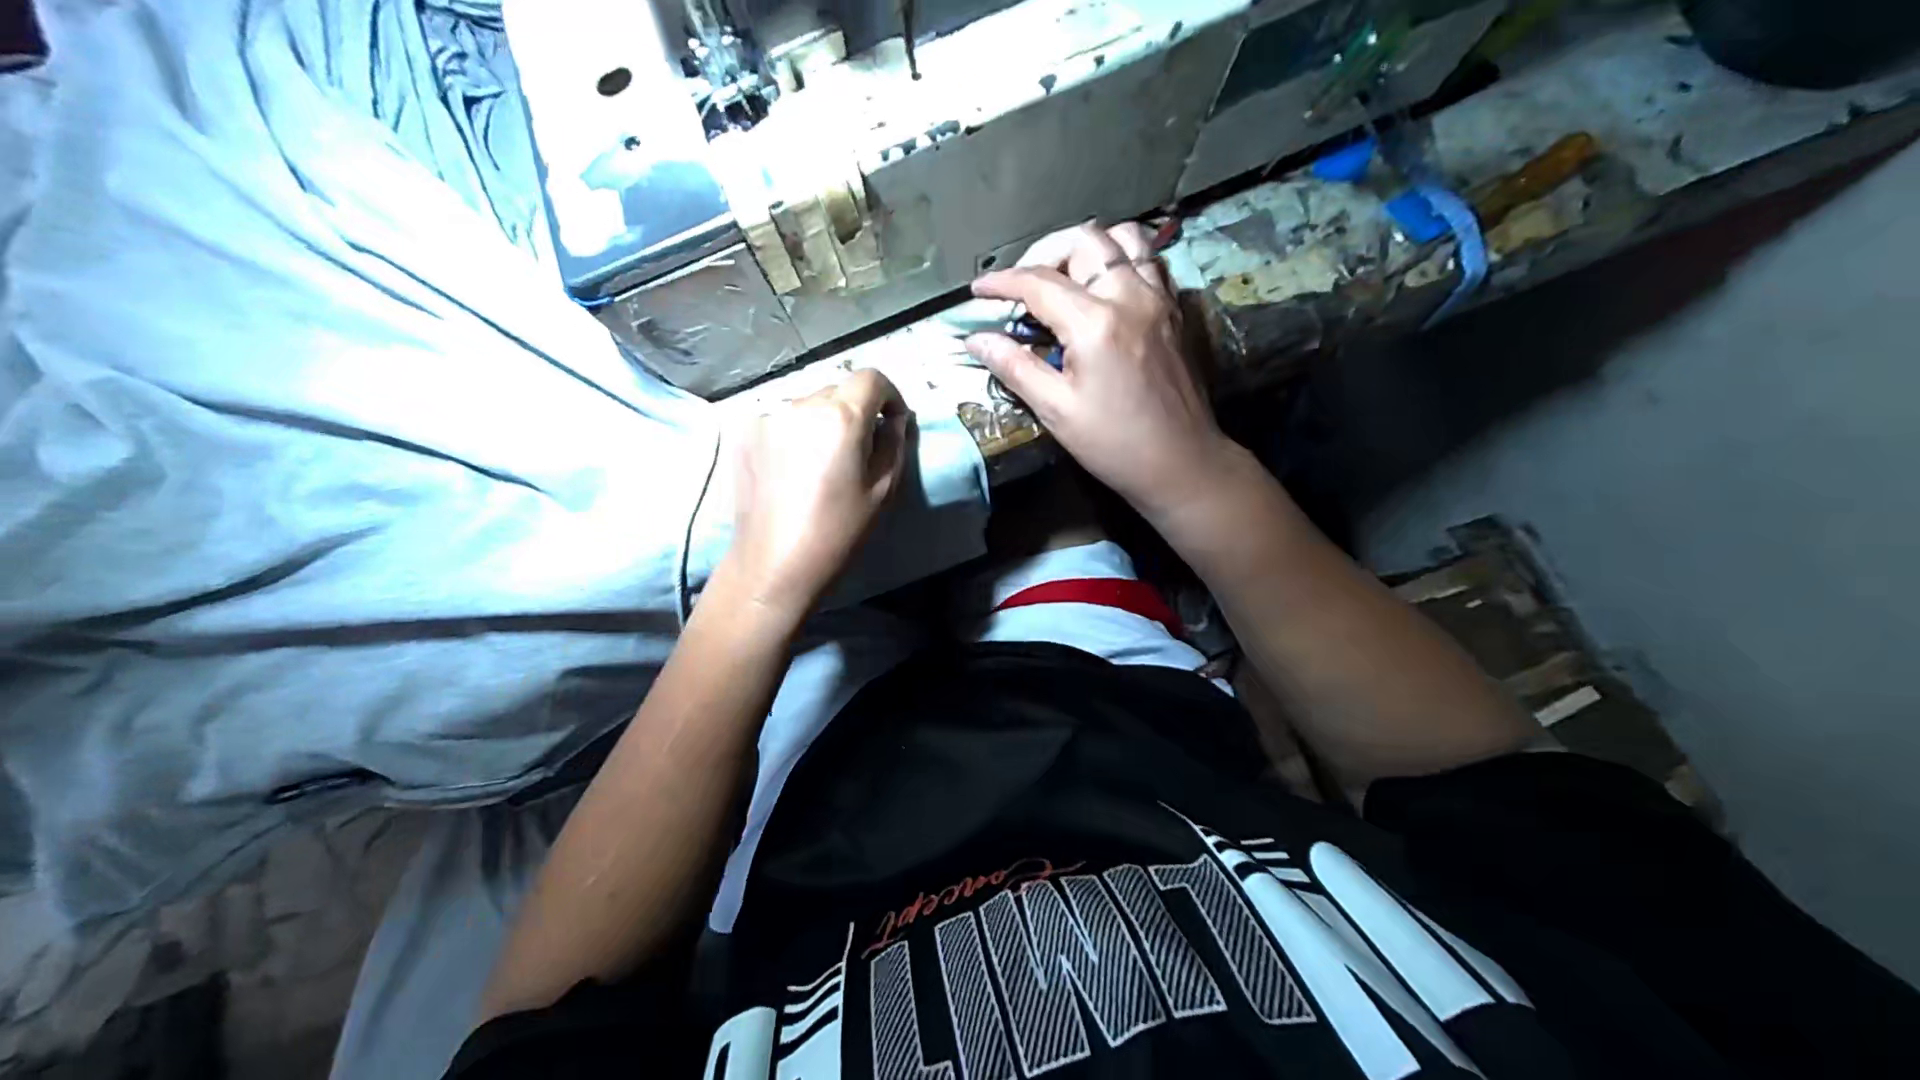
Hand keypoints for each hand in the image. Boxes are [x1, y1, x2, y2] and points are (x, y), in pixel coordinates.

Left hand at [714, 369, 909, 624]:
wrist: (774, 563)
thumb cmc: (838, 531)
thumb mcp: (883, 490)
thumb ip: (895, 443)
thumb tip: (895, 419)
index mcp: (841, 416)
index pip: (872, 378)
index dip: (889, 396)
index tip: (891, 422)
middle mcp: (801, 404)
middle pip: (839, 390)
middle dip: (855, 410)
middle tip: (857, 449)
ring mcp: (767, 416)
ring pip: (808, 403)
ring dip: (823, 421)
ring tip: (821, 461)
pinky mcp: (744, 432)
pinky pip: (781, 419)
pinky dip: (794, 433)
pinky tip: (792, 468)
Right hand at [964, 222, 1236, 522]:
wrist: (1181, 462)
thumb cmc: (1114, 444)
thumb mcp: (1056, 410)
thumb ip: (1014, 367)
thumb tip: (976, 340)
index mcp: (1095, 322)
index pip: (1039, 282)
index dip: (1002, 282)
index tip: (978, 290)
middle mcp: (1130, 296)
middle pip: (1084, 241)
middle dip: (1045, 253)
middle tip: (1023, 284)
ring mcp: (1159, 298)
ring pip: (1124, 239)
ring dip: (1088, 248)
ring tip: (1066, 275)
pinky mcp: (1175, 310)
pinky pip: (1150, 260)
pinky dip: (1122, 258)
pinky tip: (1105, 286)